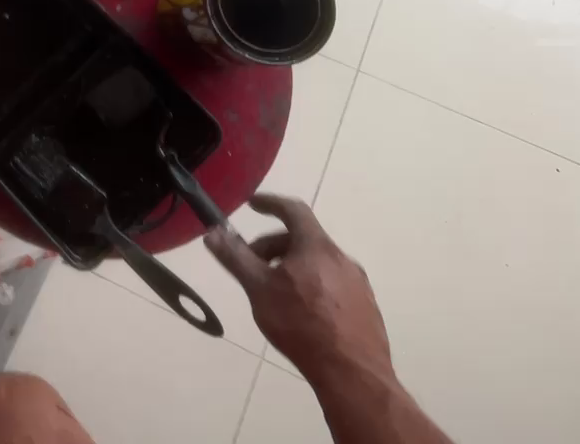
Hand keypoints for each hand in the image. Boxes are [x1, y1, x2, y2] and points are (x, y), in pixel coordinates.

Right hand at [205, 194, 393, 387]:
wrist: (353, 376)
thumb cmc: (300, 325)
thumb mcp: (258, 288)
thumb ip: (235, 256)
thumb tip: (212, 232)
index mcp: (317, 248)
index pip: (293, 210)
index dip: (270, 203)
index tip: (251, 205)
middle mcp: (342, 260)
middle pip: (303, 239)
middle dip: (273, 246)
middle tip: (253, 263)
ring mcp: (359, 285)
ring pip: (317, 263)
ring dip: (291, 266)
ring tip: (274, 291)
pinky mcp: (367, 309)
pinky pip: (333, 284)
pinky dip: (311, 284)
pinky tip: (301, 312)